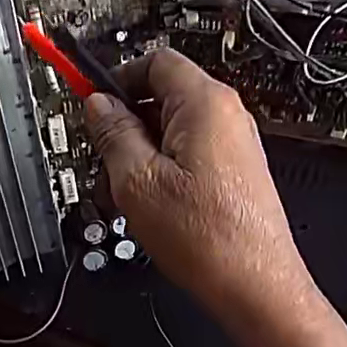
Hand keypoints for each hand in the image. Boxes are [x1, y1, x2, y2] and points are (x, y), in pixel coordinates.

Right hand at [82, 49, 322, 339]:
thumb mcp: (138, 182)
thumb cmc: (211, 240)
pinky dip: (163, 172)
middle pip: (162, 96)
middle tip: (103, 156)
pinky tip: (150, 205)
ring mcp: (234, 146)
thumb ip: (113, 134)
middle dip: (125, 124)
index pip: (155, 60)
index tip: (90, 98)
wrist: (256, 286)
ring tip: (125, 192)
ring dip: (140, 154)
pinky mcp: (234, 174)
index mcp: (206, 105)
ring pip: (172, 131)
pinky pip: (189, 156)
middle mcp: (228, 118)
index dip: (116, 77)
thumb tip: (99, 106)